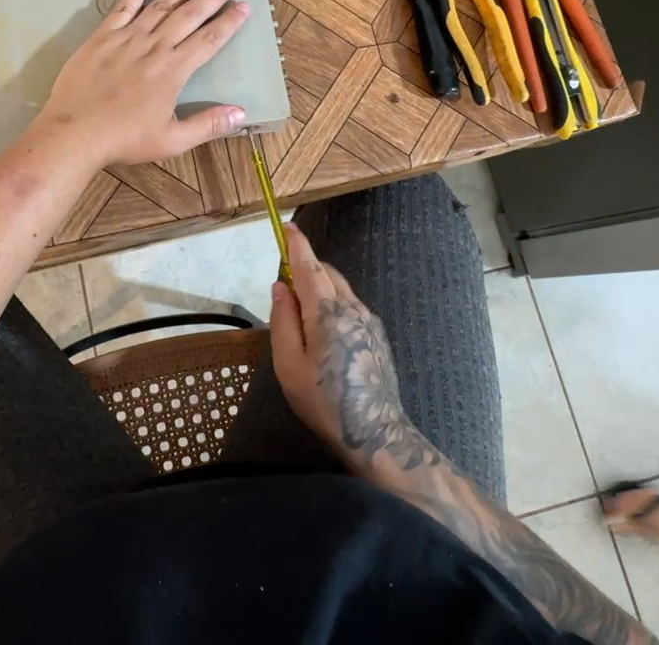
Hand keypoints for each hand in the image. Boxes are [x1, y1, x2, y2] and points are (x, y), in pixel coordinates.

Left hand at [25, 0, 250, 168]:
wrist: (76, 132)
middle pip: (189, 15)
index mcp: (174, 70)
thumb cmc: (125, 138)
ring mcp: (127, 38)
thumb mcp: (172, 140)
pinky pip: (123, 7)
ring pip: (160, 5)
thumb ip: (208, 125)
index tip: (243, 7)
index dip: (229, 22)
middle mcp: (155, 47)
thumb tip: (241, 113)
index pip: (209, 39)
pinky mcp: (103, 37)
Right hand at [269, 226, 438, 477]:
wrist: (374, 432)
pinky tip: (323, 330)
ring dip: (319, 286)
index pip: (308, 266)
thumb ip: (282, 320)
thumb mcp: (288, 364)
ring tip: (301, 310)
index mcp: (326, 312)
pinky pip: (350, 306)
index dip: (297, 245)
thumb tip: (280, 287)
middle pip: (326, 273)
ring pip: (340, 289)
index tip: (288, 227)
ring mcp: (369, 320)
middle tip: (284, 282)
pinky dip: (333, 303)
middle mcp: (351, 307)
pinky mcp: (377, 335)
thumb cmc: (323, 400)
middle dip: (305, 267)